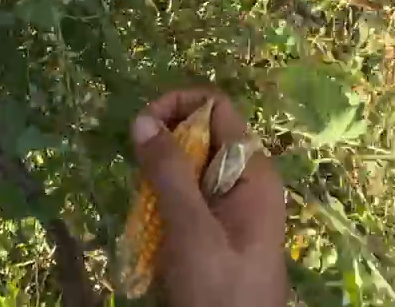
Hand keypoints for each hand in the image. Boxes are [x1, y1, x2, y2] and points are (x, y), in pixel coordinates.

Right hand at [131, 89, 287, 306]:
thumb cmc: (219, 292)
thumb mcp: (192, 231)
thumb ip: (168, 172)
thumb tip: (142, 117)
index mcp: (253, 172)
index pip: (216, 107)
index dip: (178, 105)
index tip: (144, 126)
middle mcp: (246, 180)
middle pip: (201, 132)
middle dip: (165, 143)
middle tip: (141, 170)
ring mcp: (234, 205)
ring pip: (189, 163)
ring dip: (161, 174)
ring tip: (145, 202)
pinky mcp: (218, 227)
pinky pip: (187, 193)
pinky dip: (165, 198)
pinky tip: (153, 223)